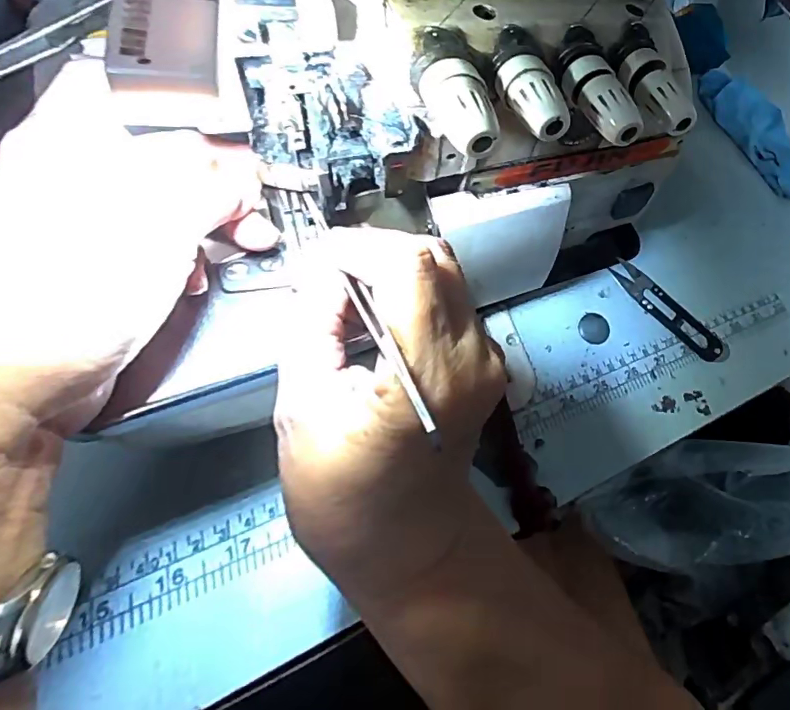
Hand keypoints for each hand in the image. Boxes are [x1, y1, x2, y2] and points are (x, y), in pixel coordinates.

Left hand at [0, 56, 277, 440]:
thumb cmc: (45, 303)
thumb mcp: (155, 221)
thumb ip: (211, 182)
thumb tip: (242, 175)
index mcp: (66, 141)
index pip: (139, 84)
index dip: (199, 93)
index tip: (243, 118)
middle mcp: (66, 173)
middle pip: (164, 143)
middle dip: (221, 168)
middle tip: (253, 193)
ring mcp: (75, 222)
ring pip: (163, 194)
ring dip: (214, 212)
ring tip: (245, 236)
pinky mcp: (87, 266)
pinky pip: (151, 237)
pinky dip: (186, 247)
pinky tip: (199, 269)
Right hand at [273, 228, 507, 603]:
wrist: (408, 542)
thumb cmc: (343, 495)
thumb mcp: (302, 409)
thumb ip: (313, 326)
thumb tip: (323, 270)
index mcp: (428, 372)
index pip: (410, 266)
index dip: (359, 248)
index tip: (315, 260)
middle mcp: (473, 353)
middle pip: (434, 259)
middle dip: (374, 250)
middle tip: (324, 271)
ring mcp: (487, 355)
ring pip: (446, 273)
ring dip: (392, 267)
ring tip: (342, 291)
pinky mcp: (486, 358)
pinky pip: (450, 300)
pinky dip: (410, 291)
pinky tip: (373, 313)